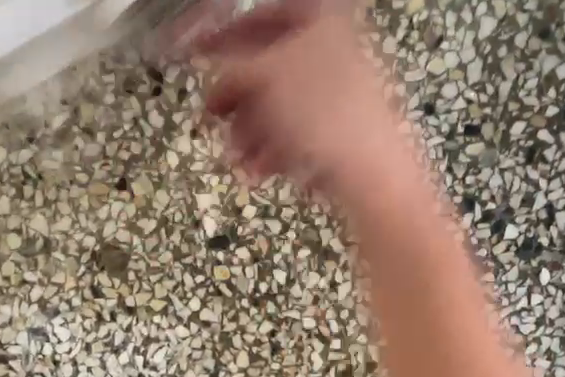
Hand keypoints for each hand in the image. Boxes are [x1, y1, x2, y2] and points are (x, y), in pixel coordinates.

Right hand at [171, 0, 418, 199]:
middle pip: (267, 68)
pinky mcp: (340, 132)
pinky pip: (296, 135)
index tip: (193, 54)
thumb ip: (232, 68)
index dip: (223, 35)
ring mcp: (337, 92)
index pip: (259, 17)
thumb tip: (215, 71)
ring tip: (238, 161)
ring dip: (250, 135)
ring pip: (278, 107)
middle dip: (237, 100)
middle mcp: (330, 48)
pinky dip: (273, 152)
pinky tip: (260, 172)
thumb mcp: (265, 78)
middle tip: (211, 119)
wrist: (371, 172)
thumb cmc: (319, 112)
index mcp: (318, 19)